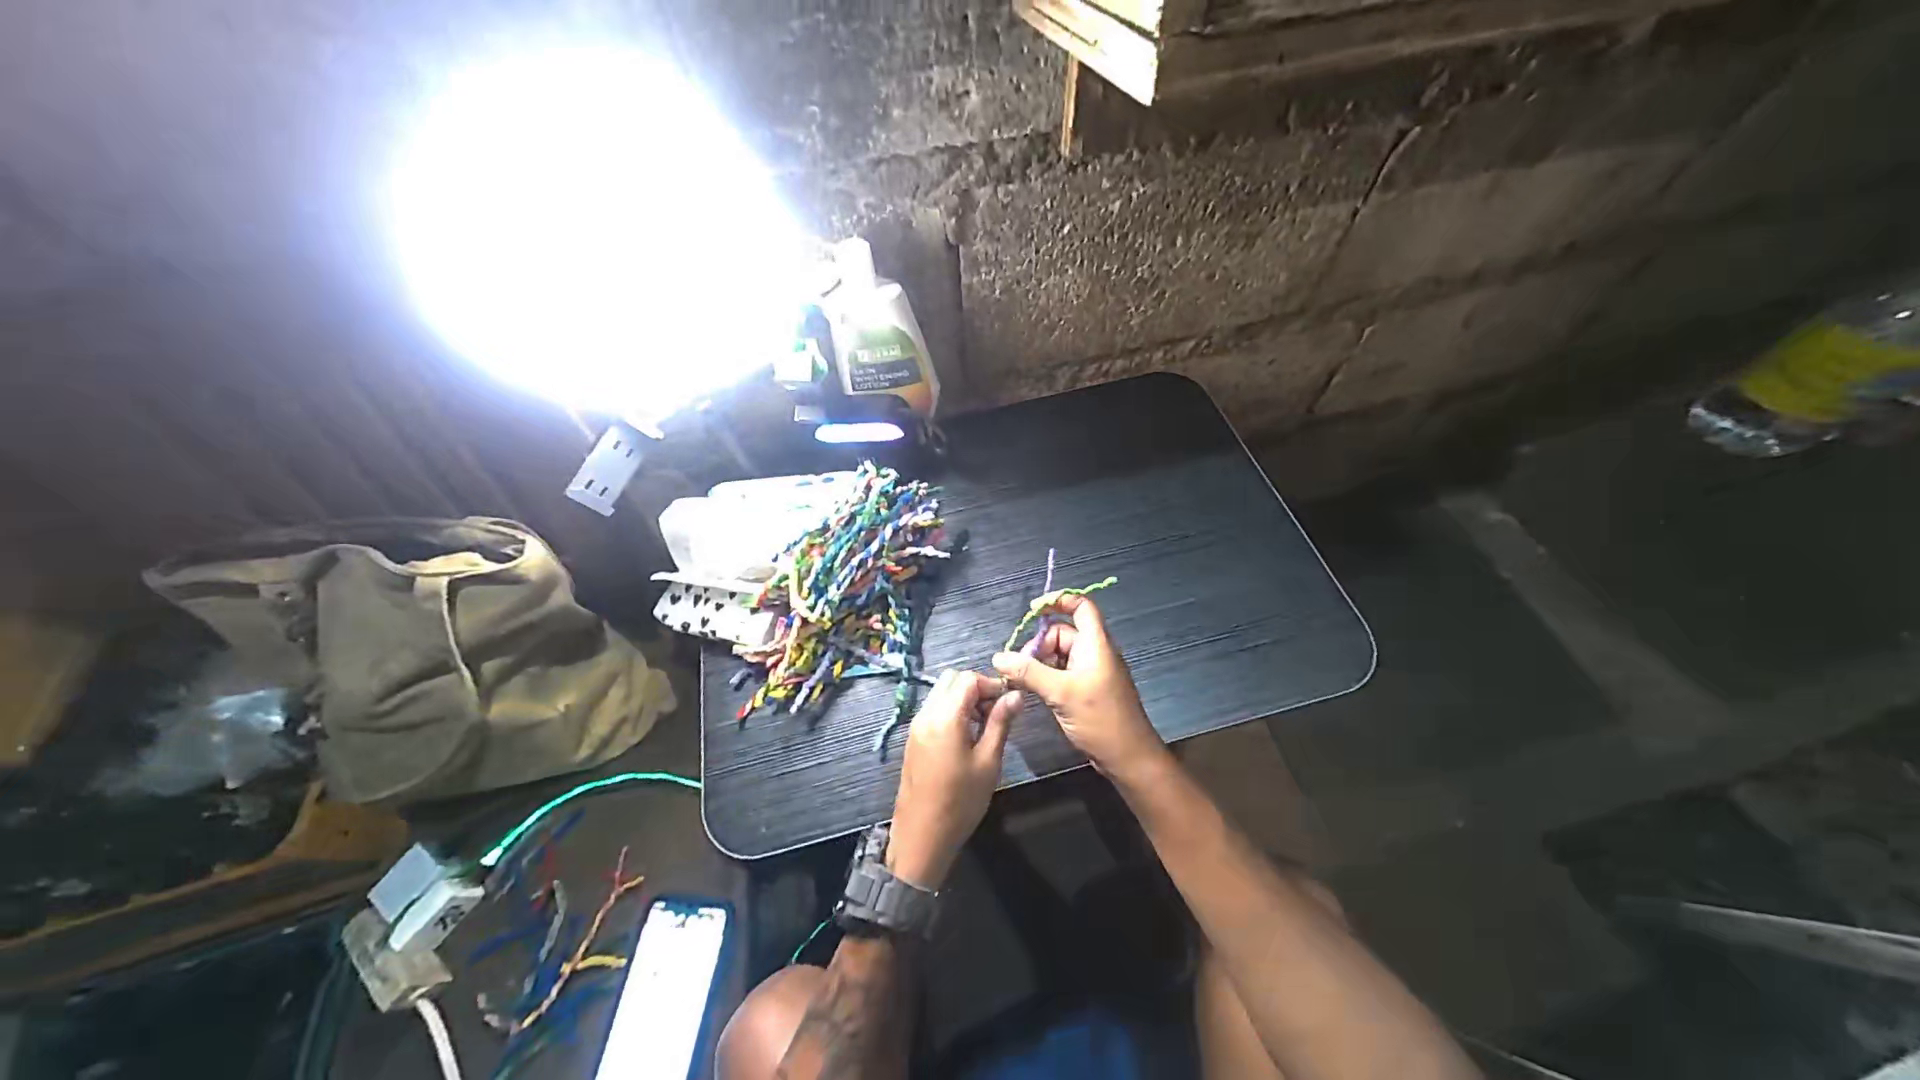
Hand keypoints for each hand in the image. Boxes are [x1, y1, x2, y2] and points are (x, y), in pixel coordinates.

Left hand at [887, 670, 1020, 890]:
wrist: (922, 836)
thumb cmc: (960, 801)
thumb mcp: (988, 762)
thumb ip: (1000, 723)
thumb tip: (1016, 695)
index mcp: (945, 717)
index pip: (968, 679)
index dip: (991, 685)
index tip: (1008, 704)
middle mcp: (926, 714)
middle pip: (951, 680)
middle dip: (976, 688)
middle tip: (995, 714)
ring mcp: (916, 726)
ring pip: (941, 693)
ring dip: (964, 699)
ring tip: (984, 727)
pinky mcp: (913, 738)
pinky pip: (934, 709)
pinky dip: (952, 711)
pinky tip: (966, 737)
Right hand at [992, 595, 1167, 780]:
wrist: (1128, 757)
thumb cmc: (1100, 718)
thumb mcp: (1060, 692)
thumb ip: (1028, 672)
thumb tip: (998, 657)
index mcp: (1095, 643)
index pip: (1080, 606)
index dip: (1058, 601)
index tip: (1032, 610)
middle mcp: (1094, 652)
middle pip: (1062, 633)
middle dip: (1038, 644)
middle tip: (1019, 665)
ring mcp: (1090, 672)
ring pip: (1058, 655)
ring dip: (1038, 663)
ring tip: (1020, 680)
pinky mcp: (1085, 690)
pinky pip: (1061, 673)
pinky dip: (1045, 677)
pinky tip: (1031, 690)